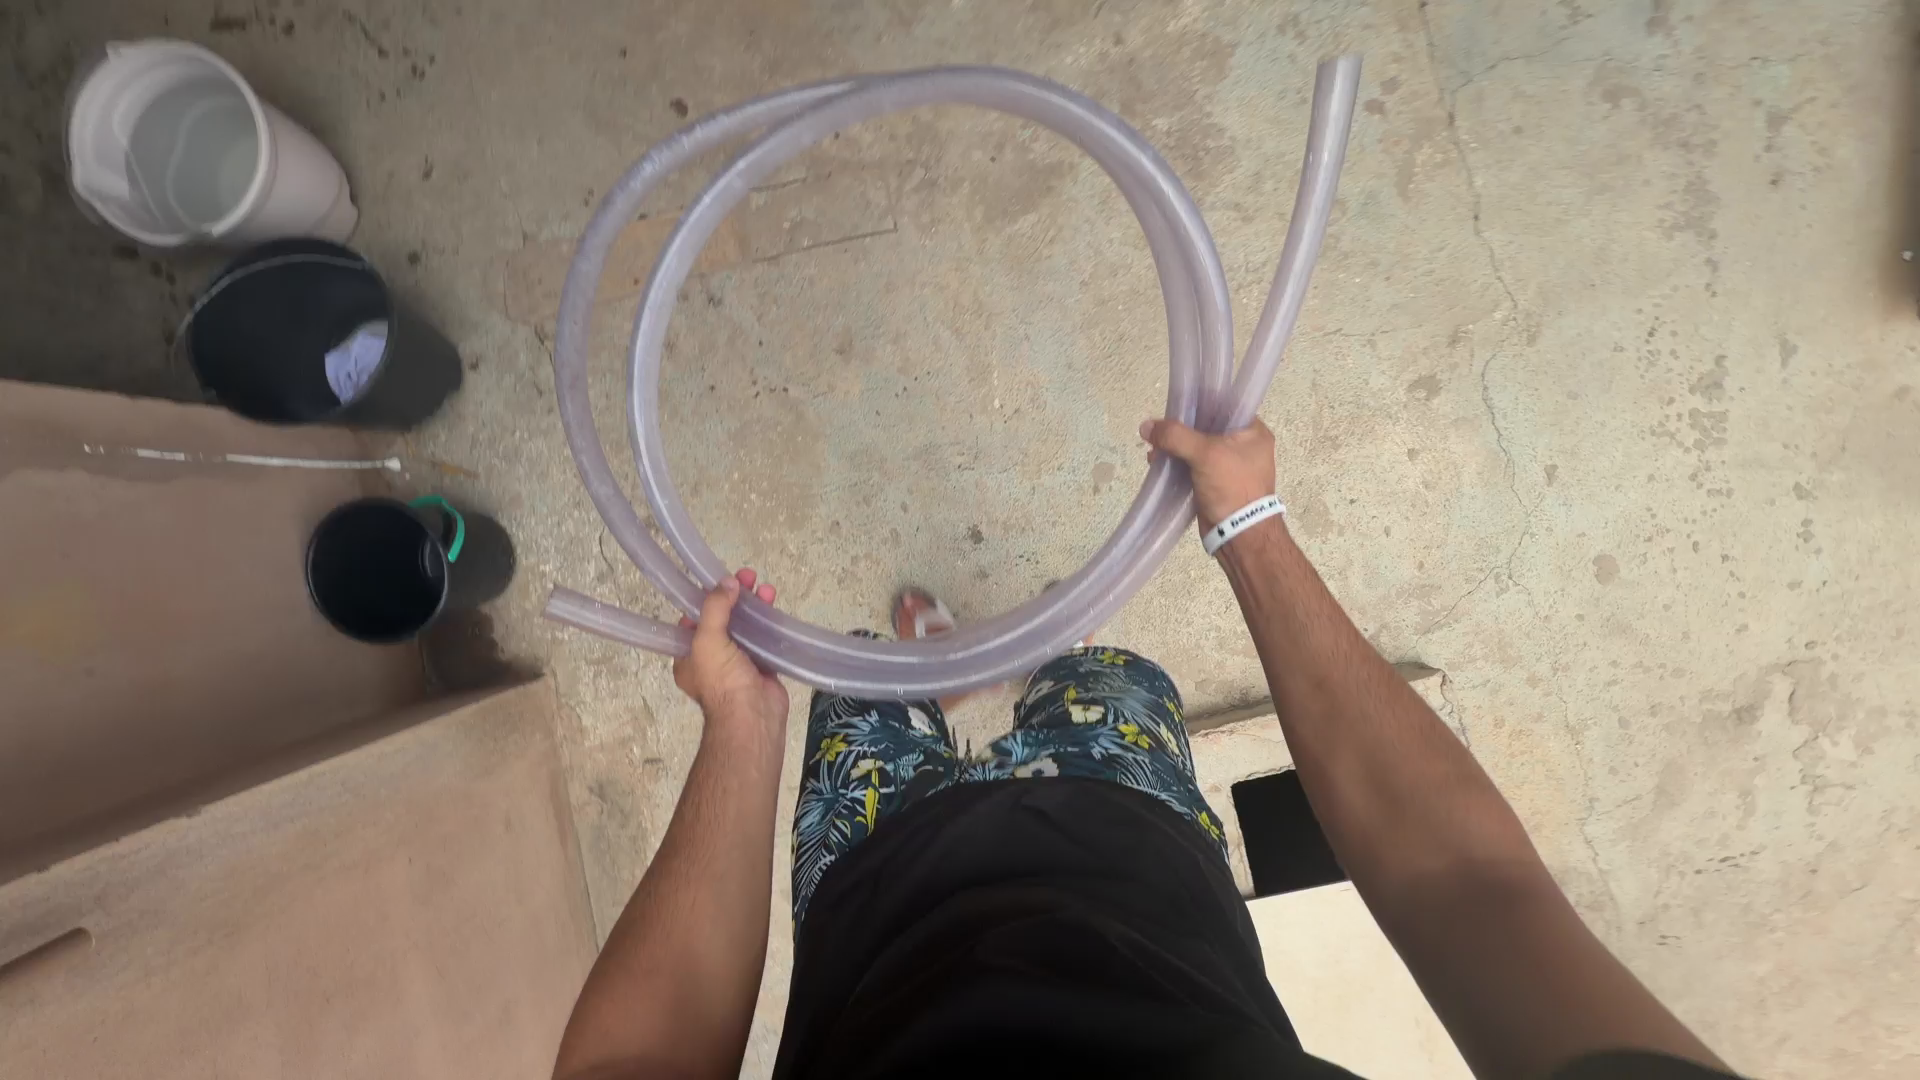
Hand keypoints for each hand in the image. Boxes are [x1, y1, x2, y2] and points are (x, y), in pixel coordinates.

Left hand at [674, 568, 789, 725]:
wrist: (752, 715)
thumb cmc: (721, 679)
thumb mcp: (707, 639)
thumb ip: (715, 608)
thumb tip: (728, 582)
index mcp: (689, 656)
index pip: (694, 620)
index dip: (707, 598)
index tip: (722, 579)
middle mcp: (711, 659)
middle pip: (723, 620)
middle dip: (735, 597)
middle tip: (748, 576)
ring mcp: (738, 663)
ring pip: (745, 627)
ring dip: (754, 606)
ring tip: (766, 588)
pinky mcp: (762, 666)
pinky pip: (764, 639)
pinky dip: (769, 622)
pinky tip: (775, 606)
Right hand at [1140, 417, 1277, 531]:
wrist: (1239, 533)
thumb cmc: (1231, 486)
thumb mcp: (1205, 453)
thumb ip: (1175, 436)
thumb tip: (1145, 426)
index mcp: (1253, 432)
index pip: (1224, 406)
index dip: (1199, 404)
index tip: (1175, 406)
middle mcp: (1243, 446)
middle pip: (1206, 427)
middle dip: (1180, 430)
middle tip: (1159, 432)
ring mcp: (1228, 467)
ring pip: (1196, 448)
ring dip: (1174, 448)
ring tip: (1154, 451)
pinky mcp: (1214, 484)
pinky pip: (1192, 467)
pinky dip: (1176, 465)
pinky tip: (1157, 463)